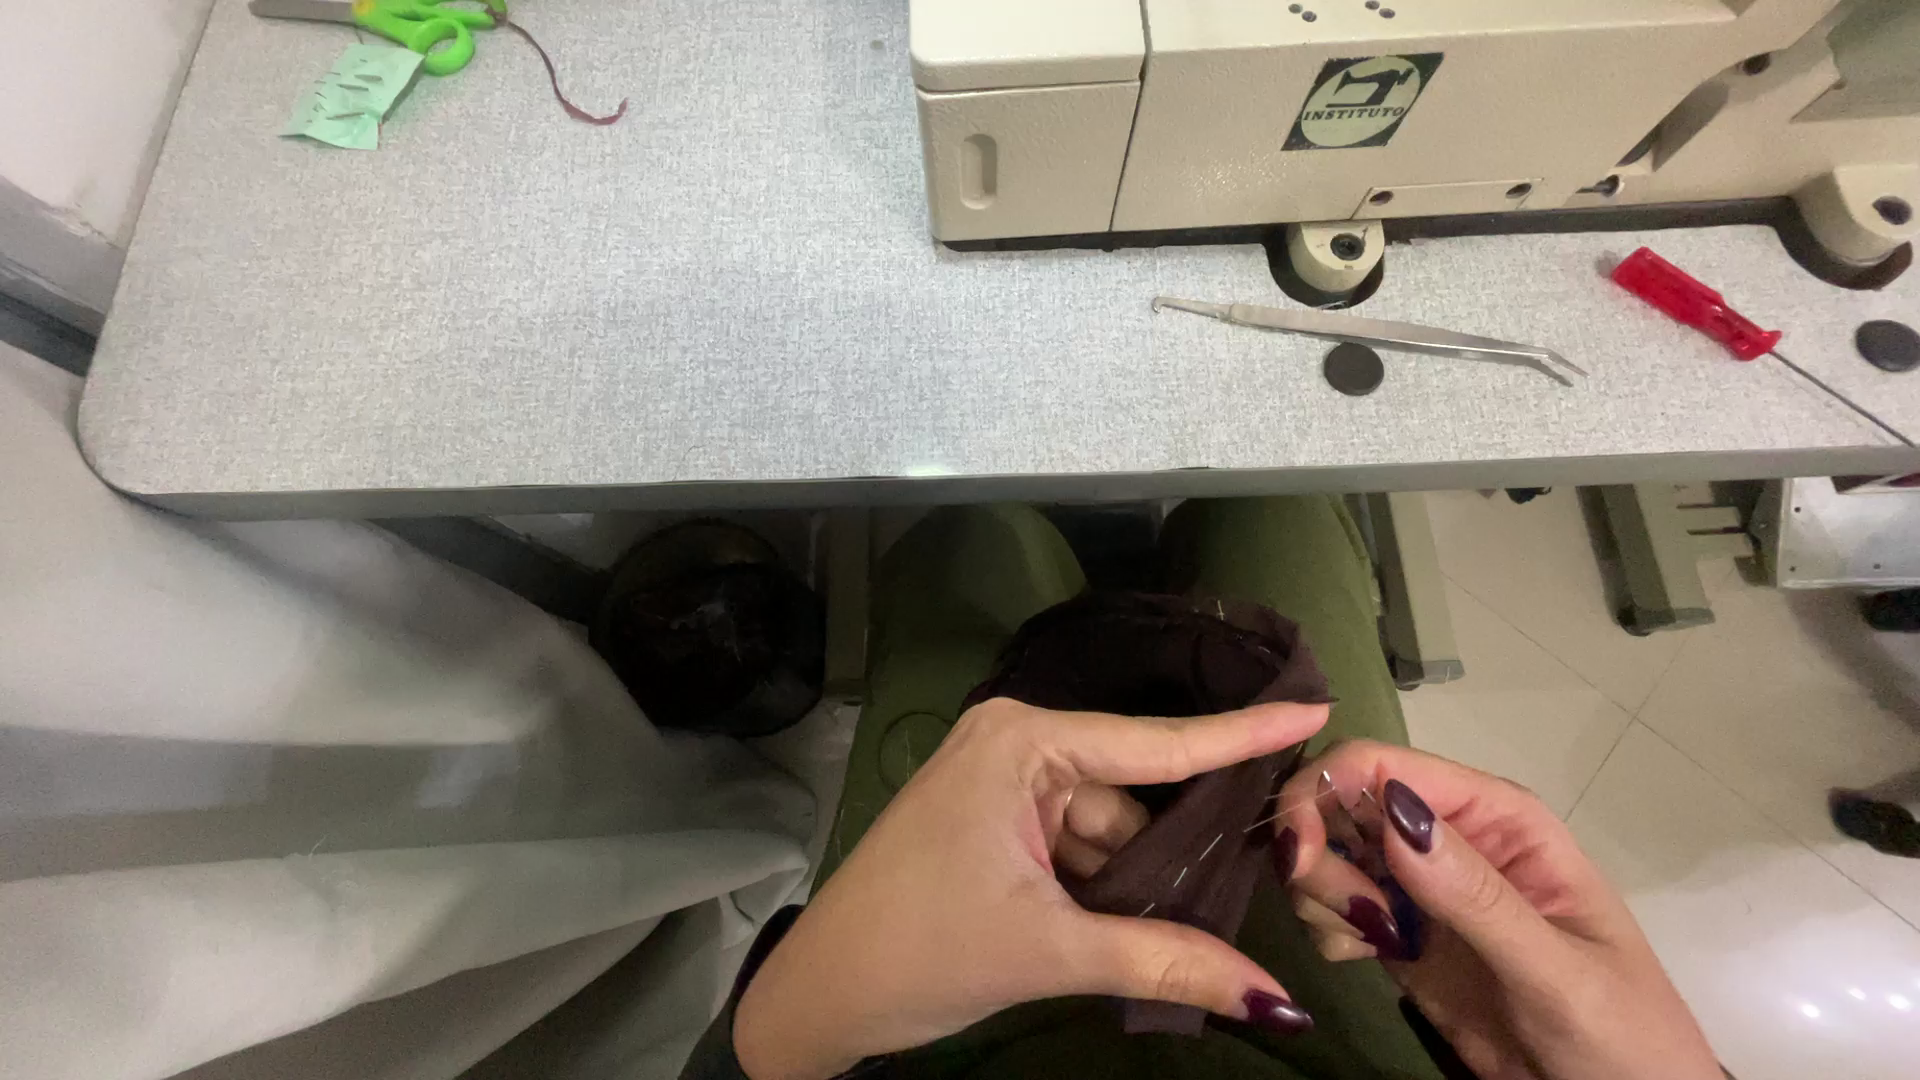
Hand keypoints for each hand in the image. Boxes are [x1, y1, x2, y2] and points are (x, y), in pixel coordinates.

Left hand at [733, 697, 1329, 1079]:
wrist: (826, 987)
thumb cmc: (923, 948)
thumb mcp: (1049, 950)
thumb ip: (1164, 961)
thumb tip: (1276, 1001)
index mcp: (1023, 741)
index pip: (1152, 742)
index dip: (1238, 734)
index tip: (1309, 707)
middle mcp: (1016, 740)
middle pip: (1129, 794)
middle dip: (1172, 852)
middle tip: (1245, 893)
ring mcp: (1003, 775)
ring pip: (1104, 825)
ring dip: (1131, 880)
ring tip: (1155, 935)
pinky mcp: (995, 812)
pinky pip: (1072, 839)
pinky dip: (1098, 881)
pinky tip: (1111, 924)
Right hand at [1278, 741, 1720, 1079]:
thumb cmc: (1620, 1041)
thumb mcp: (1559, 973)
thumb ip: (1476, 895)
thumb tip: (1396, 813)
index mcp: (1490, 815)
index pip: (1379, 764)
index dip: (1324, 789)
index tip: (1300, 852)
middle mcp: (1439, 831)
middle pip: (1333, 798)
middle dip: (1315, 849)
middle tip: (1345, 910)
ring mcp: (1409, 877)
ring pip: (1320, 847)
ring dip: (1322, 892)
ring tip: (1373, 942)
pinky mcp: (1387, 921)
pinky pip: (1323, 898)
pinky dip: (1327, 925)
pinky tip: (1367, 957)